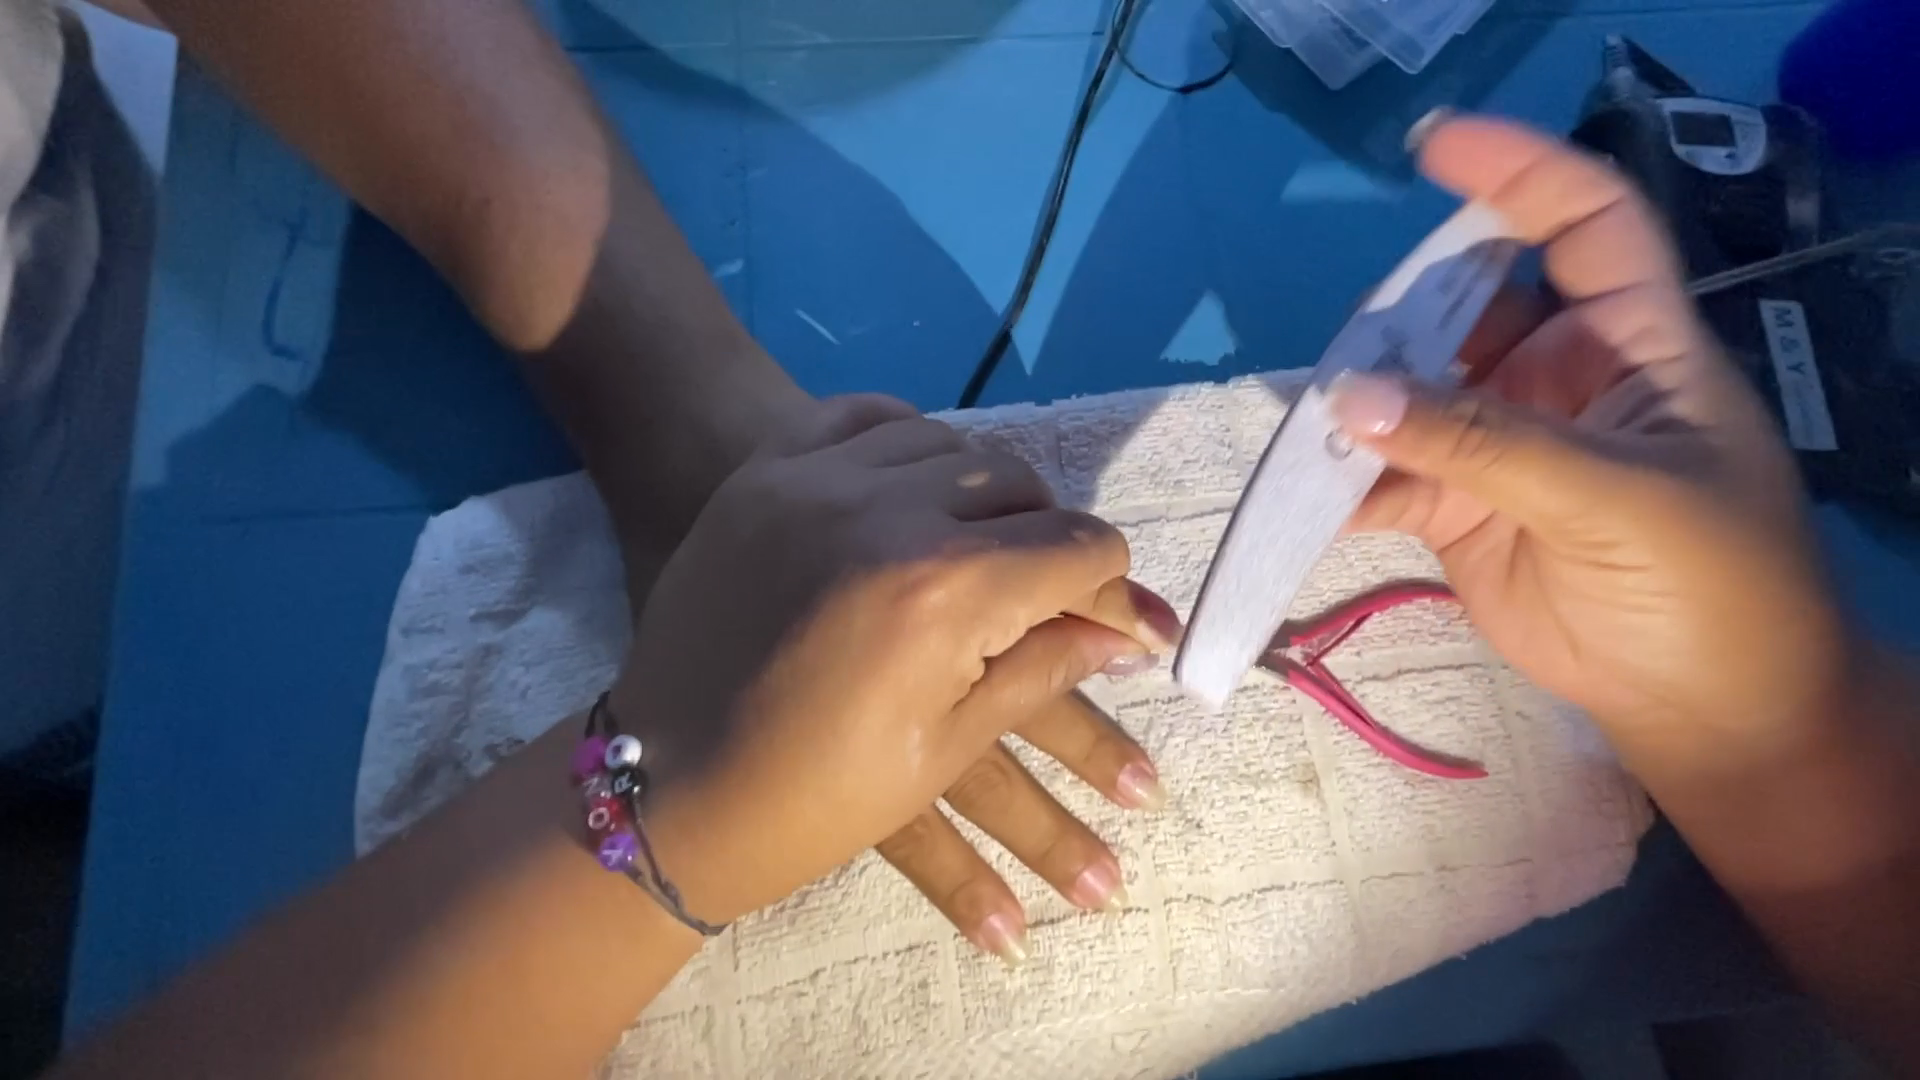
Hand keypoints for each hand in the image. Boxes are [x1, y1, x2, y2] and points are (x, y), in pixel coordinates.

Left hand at [604, 396, 1159, 939]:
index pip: (1079, 548)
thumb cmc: (814, 796)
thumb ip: (1044, 667)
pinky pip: (869, 417)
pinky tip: (917, 485)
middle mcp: (889, 511)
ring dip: (988, 492)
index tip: (1124, 623)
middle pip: (1024, 484)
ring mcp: (819, 477)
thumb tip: (1125, 633)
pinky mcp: (770, 470)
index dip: (1115, 587)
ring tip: (984, 543)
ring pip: (954, 442)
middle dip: (1055, 541)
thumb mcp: (946, 747)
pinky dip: (911, 443)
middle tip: (1050, 595)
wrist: (663, 785)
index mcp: (943, 594)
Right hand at [1337, 116, 1849, 772]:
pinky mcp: (1450, 505)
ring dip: (1353, 409)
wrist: (1694, 700)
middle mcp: (1549, 378)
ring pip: (1403, 397)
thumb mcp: (1613, 496)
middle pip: (1457, 313)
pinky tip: (1306, 495)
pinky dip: (1339, 484)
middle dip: (1396, 322)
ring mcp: (1491, 443)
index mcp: (1626, 343)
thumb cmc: (1708, 581)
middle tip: (1342, 361)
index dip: (1515, 175)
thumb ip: (1479, 444)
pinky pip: (1379, 477)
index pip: (1580, 224)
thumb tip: (1346, 401)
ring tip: (1308, 430)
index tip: (1431, 150)